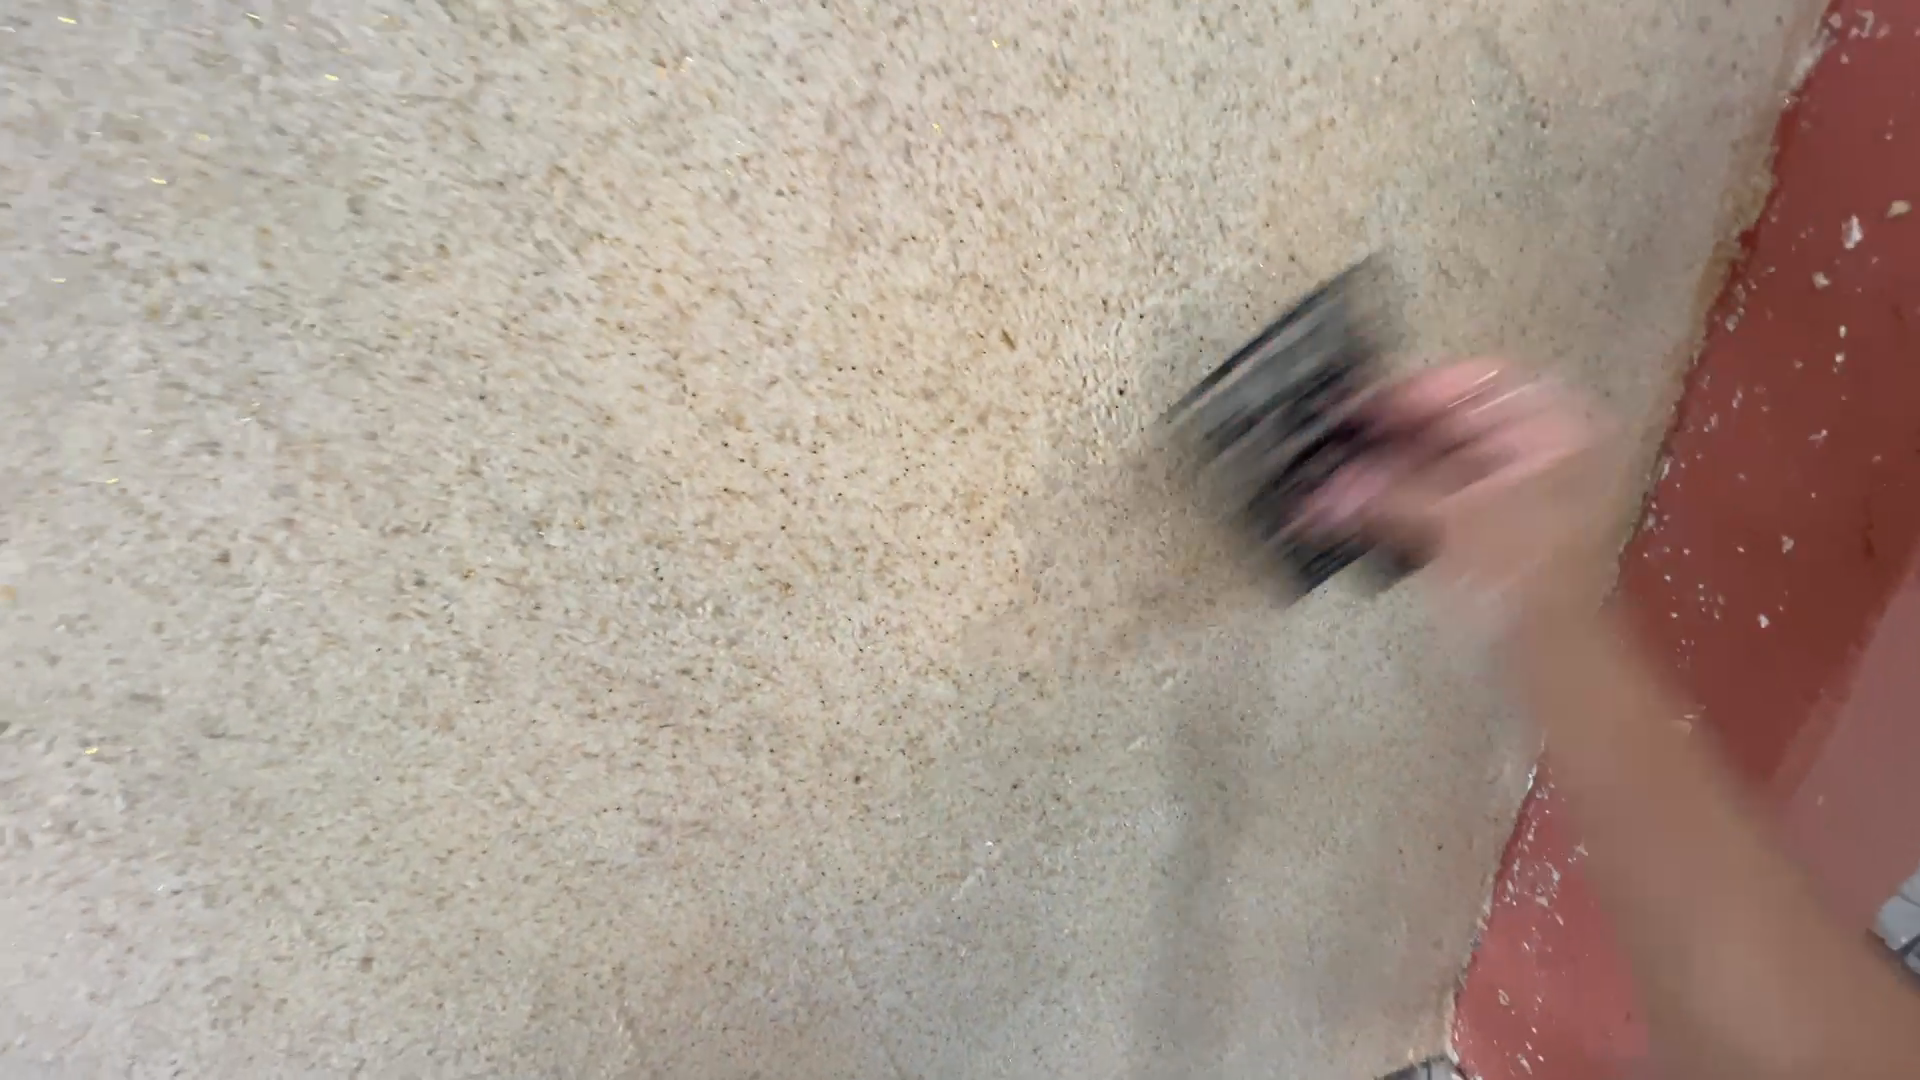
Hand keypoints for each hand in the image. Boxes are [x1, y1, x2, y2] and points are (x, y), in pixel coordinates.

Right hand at [1303, 360, 1630, 630]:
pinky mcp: (1464, 521)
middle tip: (1333, 441)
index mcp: (1551, 435)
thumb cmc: (1533, 581)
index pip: (1482, 383)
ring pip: (1422, 460)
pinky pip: (1413, 494)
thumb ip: (1389, 495)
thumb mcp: (1463, 523)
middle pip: (1444, 423)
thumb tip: (1328, 486)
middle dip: (1384, 437)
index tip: (1367, 410)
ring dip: (1372, 469)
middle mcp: (1524, 453)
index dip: (1421, 392)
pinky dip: (1377, 498)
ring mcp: (1492, 489)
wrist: (1549, 655)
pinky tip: (1336, 502)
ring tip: (1324, 476)